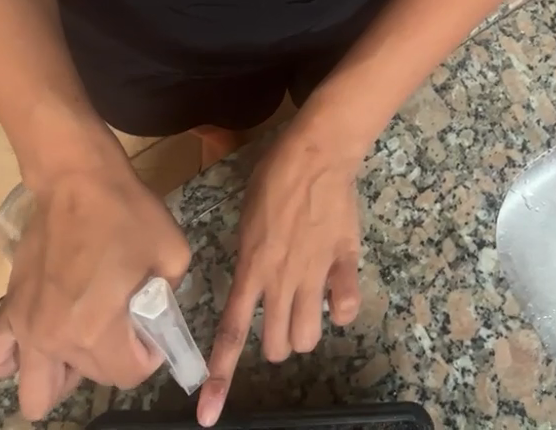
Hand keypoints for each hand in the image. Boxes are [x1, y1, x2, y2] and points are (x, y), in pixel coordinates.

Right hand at [0, 149, 190, 419]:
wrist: (78, 180)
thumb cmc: (129, 213)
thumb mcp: (173, 252)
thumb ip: (169, 295)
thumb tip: (155, 315)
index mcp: (96, 330)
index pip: (128, 375)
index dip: (151, 352)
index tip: (154, 321)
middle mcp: (54, 340)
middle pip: (89, 381)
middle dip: (114, 359)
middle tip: (125, 320)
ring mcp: (25, 329)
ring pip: (36, 391)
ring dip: (64, 374)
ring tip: (83, 335)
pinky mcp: (9, 310)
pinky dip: (13, 359)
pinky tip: (40, 334)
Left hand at [198, 124, 364, 425]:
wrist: (318, 152)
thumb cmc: (275, 175)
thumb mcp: (247, 215)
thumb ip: (249, 254)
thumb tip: (254, 276)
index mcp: (251, 267)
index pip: (231, 332)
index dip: (220, 376)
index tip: (209, 414)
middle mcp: (281, 280)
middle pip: (275, 344)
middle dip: (273, 343)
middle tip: (278, 319)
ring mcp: (315, 273)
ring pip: (308, 336)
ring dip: (304, 330)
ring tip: (307, 308)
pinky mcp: (345, 262)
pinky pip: (346, 306)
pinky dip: (342, 308)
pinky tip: (337, 293)